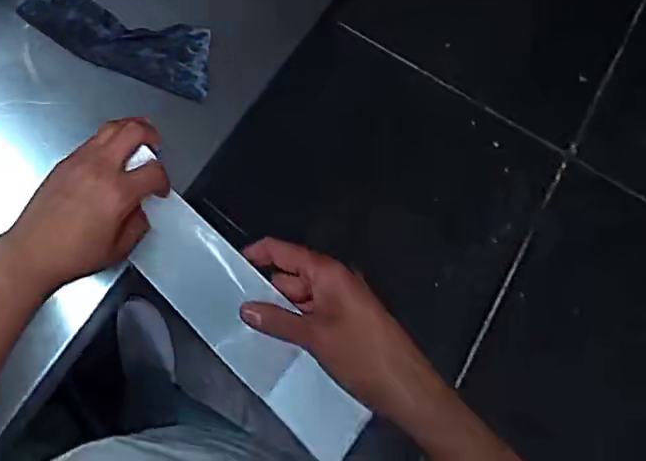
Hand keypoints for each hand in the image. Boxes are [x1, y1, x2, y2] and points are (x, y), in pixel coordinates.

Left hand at [0, 118, 170, 297]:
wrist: (33, 251)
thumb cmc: (70, 254)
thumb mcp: (117, 249)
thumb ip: (137, 224)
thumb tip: (140, 210)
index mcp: (117, 192)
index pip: (153, 170)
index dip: (163, 179)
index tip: (160, 187)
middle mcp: (99, 169)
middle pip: (133, 130)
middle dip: (150, 132)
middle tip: (156, 141)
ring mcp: (80, 160)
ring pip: (110, 127)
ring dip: (128, 127)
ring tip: (136, 135)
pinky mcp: (66, 161)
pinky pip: (92, 140)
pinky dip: (107, 138)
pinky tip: (109, 151)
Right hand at [239, 239, 518, 460]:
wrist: (413, 396)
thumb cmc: (366, 358)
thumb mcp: (315, 338)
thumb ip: (277, 320)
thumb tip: (247, 308)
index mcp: (327, 271)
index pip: (281, 250)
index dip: (255, 254)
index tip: (232, 265)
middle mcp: (335, 279)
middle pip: (289, 274)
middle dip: (268, 290)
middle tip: (241, 307)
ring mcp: (344, 300)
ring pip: (301, 297)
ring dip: (284, 310)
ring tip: (260, 328)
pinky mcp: (349, 320)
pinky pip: (315, 312)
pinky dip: (300, 322)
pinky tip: (287, 340)